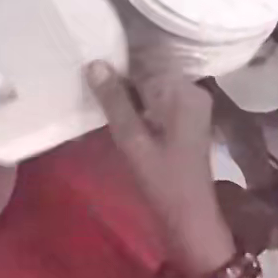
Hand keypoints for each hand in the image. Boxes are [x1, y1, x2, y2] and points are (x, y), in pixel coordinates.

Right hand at [87, 61, 236, 273]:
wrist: (190, 217)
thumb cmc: (163, 180)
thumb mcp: (132, 140)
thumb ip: (114, 101)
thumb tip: (94, 63)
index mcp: (184, 92)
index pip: (145, 60)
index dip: (116, 61)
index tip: (88, 63)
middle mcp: (191, 92)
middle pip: (148, 70)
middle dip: (119, 75)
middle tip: (86, 79)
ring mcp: (189, 105)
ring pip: (149, 85)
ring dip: (124, 89)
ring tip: (93, 90)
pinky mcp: (182, 118)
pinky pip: (154, 98)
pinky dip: (134, 101)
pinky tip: (112, 108)